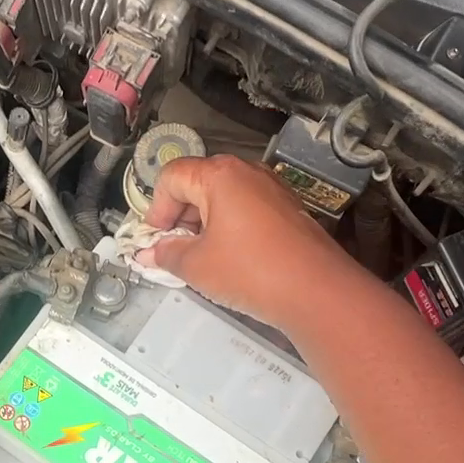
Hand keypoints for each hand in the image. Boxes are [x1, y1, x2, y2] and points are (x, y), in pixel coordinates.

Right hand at [144, 155, 363, 325]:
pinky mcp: (286, 209)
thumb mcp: (196, 266)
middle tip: (173, 250)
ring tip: (200, 259)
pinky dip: (228, 228)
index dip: (157, 208)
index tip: (155, 239)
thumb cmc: (249, 271)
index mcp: (219, 175)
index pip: (172, 177)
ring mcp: (271, 189)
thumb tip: (148, 254)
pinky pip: (245, 210)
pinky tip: (229, 259)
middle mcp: (246, 172)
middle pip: (198, 183)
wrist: (315, 290)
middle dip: (179, 216)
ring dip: (203, 224)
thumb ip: (167, 255)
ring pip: (223, 198)